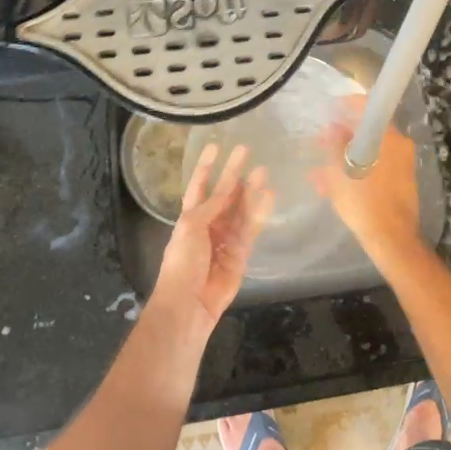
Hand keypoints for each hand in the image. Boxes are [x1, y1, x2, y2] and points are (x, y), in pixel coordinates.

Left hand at [151, 144, 271, 335]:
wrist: (189, 303)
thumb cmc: (183, 263)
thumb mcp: (191, 227)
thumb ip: (211, 206)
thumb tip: (228, 188)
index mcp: (190, 218)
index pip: (199, 187)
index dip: (206, 166)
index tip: (215, 146)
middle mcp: (209, 225)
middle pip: (225, 195)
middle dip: (234, 174)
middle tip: (247, 150)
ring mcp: (226, 239)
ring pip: (241, 209)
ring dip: (251, 190)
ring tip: (263, 170)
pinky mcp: (241, 253)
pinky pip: (252, 229)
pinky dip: (260, 213)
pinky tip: (268, 196)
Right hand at [310, 98, 422, 265]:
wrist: (391, 238)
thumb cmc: (364, 201)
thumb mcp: (339, 171)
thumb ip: (334, 145)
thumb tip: (333, 128)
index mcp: (388, 137)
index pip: (369, 107)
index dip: (348, 104)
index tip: (331, 108)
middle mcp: (399, 145)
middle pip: (367, 131)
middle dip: (341, 137)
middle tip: (319, 143)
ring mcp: (402, 164)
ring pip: (368, 152)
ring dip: (344, 158)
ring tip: (319, 172)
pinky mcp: (400, 181)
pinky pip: (375, 168)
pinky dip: (356, 171)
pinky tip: (333, 186)